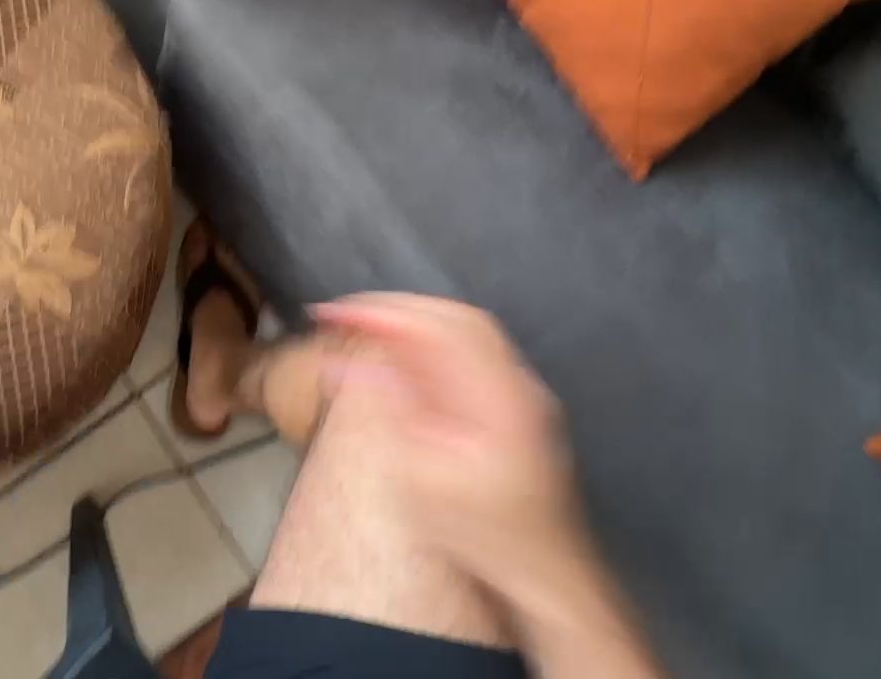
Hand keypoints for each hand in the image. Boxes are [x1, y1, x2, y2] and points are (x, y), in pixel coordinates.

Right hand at [317, 293, 587, 595]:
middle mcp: (516, 383)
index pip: (433, 328)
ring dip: (412, 317)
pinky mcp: (517, 401)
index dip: (378, 313)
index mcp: (495, 397)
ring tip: (366, 326)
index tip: (333, 314)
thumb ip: (390, 411)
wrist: (547, 574)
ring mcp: (522, 390)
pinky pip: (473, 346)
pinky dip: (430, 335)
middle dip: (394, 307)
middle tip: (346, 315)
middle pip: (453, 315)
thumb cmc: (482, 535)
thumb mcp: (420, 480)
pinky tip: (403, 350)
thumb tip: (348, 364)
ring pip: (465, 325)